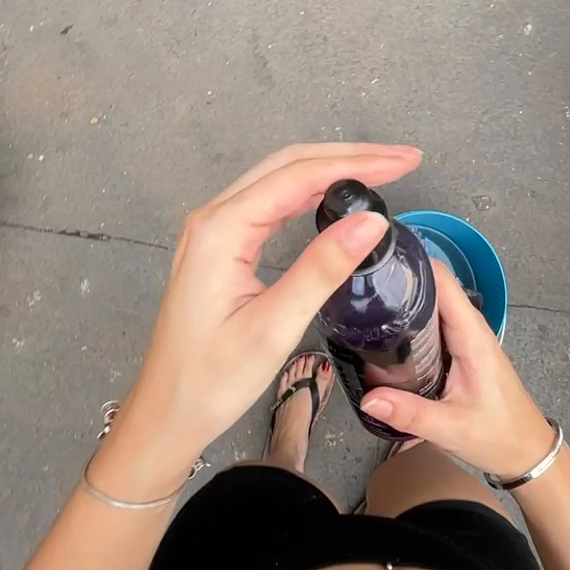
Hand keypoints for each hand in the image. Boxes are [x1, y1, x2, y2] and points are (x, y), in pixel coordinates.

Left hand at [93, 144, 421, 499]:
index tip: (403, 161)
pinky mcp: (221, 244)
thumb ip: (322, 269)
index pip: (297, 176)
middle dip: (348, 157)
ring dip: (330, 169)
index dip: (356, 164)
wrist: (167, 412)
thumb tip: (373, 221)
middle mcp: (214, 217)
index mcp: (221, 229)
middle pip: (288, 165)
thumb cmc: (213, 379)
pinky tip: (336, 196)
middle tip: (401, 159)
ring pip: (279, 180)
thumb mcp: (274, 327)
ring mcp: (215, 229)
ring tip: (381, 170)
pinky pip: (270, 202)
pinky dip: (309, 192)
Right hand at [358, 262, 555, 479]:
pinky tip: (381, 326)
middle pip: (432, 285)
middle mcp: (468, 327)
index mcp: (471, 335)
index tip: (377, 259)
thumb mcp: (451, 428)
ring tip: (361, 296)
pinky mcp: (458, 349)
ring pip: (431, 303)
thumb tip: (366, 399)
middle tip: (357, 281)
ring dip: (402, 297)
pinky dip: (409, 318)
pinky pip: (431, 322)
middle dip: (398, 278)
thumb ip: (409, 414)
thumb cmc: (498, 436)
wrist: (527, 454)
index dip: (413, 263)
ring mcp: (463, 337)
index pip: (443, 280)